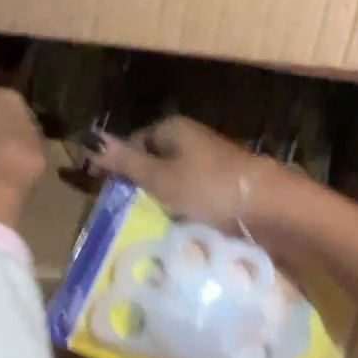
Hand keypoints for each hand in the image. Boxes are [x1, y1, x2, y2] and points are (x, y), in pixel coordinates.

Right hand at [91, 116, 274, 228]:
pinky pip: (195, 199)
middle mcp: (193, 141)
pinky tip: (177, 229)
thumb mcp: (160, 176)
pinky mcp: (225, 188)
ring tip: (148, 225)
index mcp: (175, 128)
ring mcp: (211, 165)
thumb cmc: (208, 186)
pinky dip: (185, 212)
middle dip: (142, 186)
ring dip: (164, 203)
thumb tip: (91, 139)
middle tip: (124, 213)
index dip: (120, 163)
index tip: (105, 189)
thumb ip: (127, 162)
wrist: (267, 207)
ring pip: (176, 183)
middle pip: (157, 162)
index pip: (137, 141)